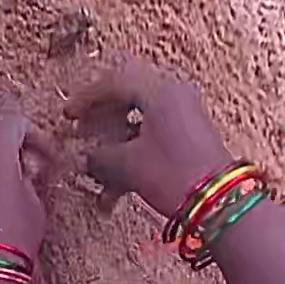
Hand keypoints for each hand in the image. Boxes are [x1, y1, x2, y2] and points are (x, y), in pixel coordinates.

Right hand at [66, 59, 235, 218]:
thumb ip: (99, 156)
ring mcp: (183, 115)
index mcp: (160, 91)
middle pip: (128, 96)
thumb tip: (83, 157)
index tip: (68, 115)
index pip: (116, 83)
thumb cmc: (172, 175)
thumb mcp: (127, 164)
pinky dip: (131, 152)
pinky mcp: (187, 137)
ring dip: (114, 140)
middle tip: (81, 129)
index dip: (86, 99)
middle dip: (101, 116)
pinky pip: (151, 136)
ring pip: (138, 119)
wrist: (216, 200)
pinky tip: (115, 183)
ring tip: (95, 162)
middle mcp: (174, 95)